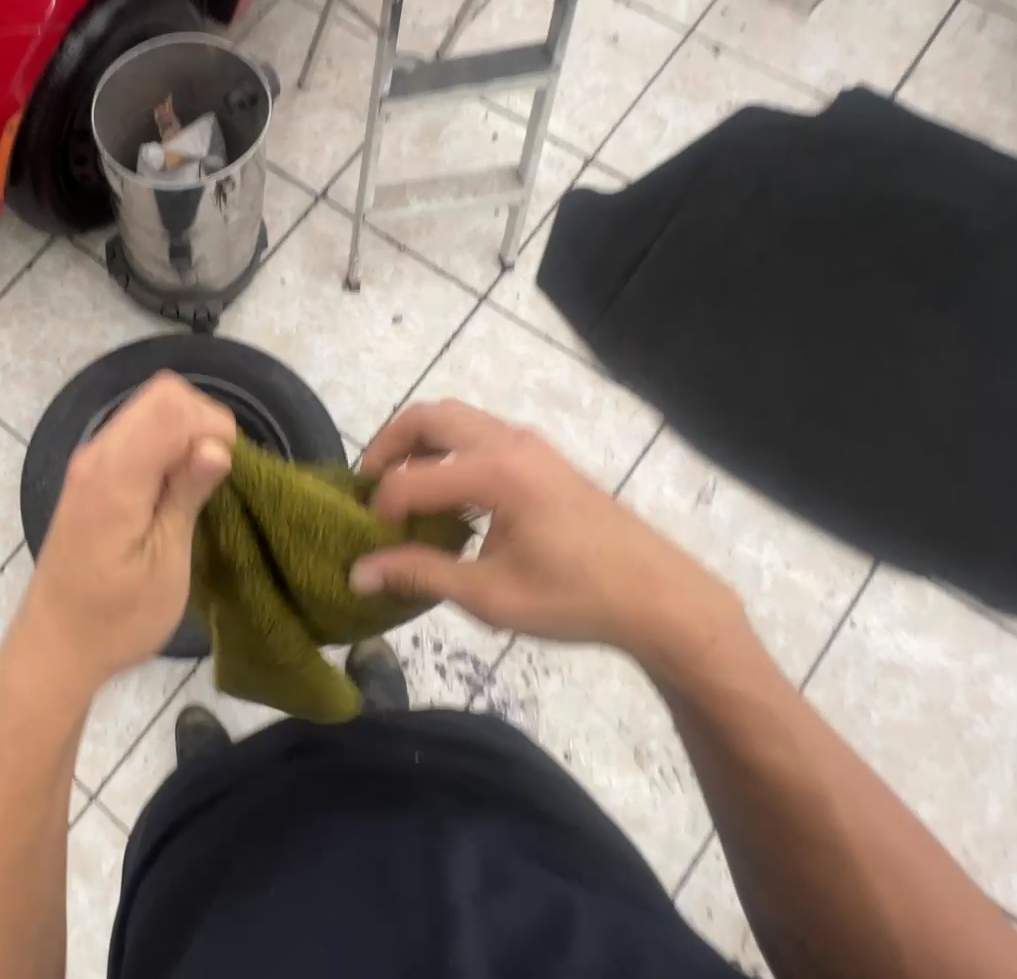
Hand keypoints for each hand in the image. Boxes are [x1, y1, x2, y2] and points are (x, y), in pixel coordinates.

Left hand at [2, 373, 235, 700]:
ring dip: (186, 435)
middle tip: (217, 479)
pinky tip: (175, 491)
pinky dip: (167, 447)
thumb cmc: (116, 620)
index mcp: (114, 477)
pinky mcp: (92, 476)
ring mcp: (90, 463)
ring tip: (198, 489)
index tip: (227, 476)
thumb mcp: (165, 565)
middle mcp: (96, 456)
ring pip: (150, 410)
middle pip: (162, 395)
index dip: (213, 428)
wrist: (55, 647)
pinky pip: (137, 434)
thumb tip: (217, 445)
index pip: (172, 407)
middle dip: (203, 424)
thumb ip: (186, 496)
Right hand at [351, 400, 749, 676]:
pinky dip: (445, 451)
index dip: (379, 510)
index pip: (410, 479)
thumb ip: (418, 573)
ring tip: (400, 488)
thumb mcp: (489, 594)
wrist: (662, 599)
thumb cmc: (575, 599)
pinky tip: (446, 497)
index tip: (372, 544)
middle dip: (387, 446)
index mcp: (497, 473)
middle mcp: (509, 443)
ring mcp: (529, 445)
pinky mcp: (542, 457)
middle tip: (368, 486)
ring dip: (417, 444)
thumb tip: (355, 574)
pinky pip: (477, 434)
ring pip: (454, 418)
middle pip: (427, 417)